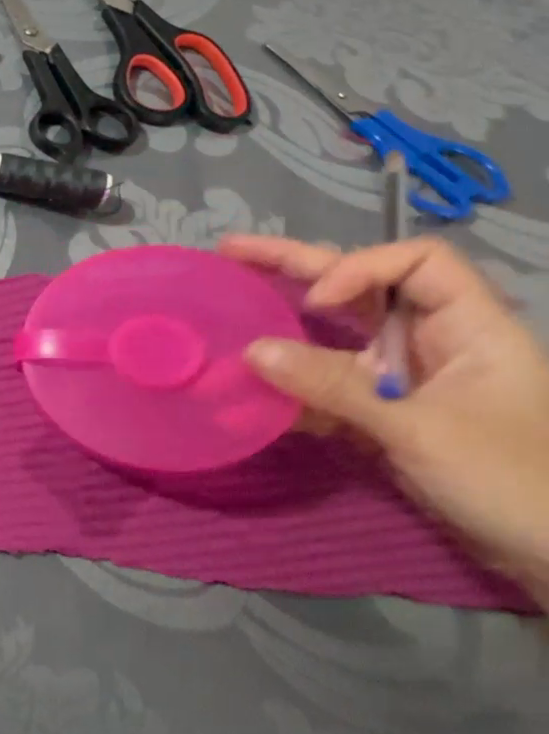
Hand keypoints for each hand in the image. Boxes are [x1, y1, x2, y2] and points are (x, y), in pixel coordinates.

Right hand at [220, 234, 548, 592]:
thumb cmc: (512, 481)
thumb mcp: (420, 431)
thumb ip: (333, 387)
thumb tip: (251, 351)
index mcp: (469, 329)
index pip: (416, 263)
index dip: (358, 268)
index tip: (315, 301)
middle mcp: (433, 343)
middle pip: (362, 288)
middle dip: (296, 268)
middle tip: (227, 253)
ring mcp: (405, 381)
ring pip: (335, 337)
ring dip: (278, 327)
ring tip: (222, 309)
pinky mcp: (383, 416)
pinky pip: (324, 388)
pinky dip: (283, 389)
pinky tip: (239, 395)